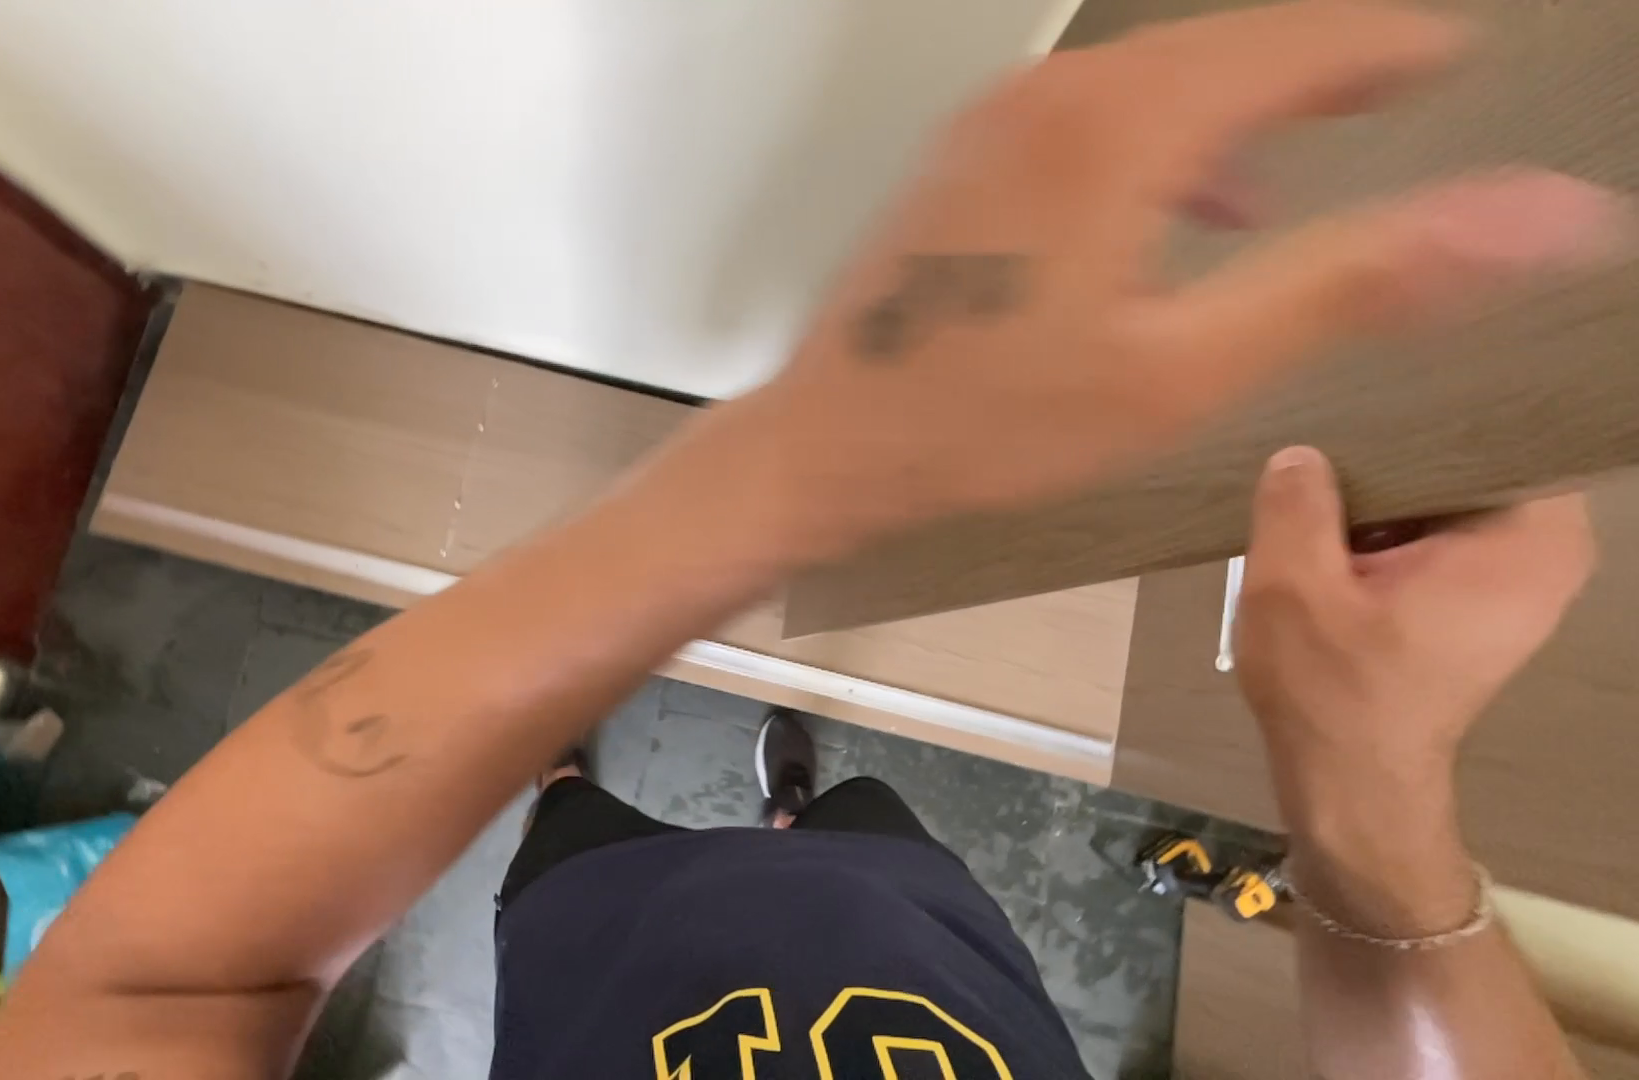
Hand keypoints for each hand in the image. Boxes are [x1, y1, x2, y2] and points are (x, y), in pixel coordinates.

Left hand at [733, 0, 1627, 556]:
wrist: (829, 446)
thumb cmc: (985, 427)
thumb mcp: (1175, 373)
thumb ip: (1347, 283)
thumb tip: (1547, 215)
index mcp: (1112, 131)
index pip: (1291, 43)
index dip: (1382, 48)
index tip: (1444, 56)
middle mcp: (1039, 105)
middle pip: (1207, 54)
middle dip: (1299, 76)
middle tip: (1380, 93)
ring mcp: (976, 136)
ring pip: (1128, 93)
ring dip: (1209, 122)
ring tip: (1269, 180)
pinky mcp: (941, 179)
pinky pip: (1060, 134)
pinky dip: (1124, 156)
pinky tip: (1140, 218)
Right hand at [1236, 446, 1595, 788]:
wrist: (1345, 771)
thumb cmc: (1330, 681)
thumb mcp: (1291, 585)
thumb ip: (1295, 509)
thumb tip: (1299, 455)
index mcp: (1524, 541)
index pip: (1491, 438)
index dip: (1418, 418)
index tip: (1349, 407)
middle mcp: (1540, 555)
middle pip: (1463, 470)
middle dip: (1385, 460)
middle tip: (1311, 443)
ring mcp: (1511, 583)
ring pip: (1439, 504)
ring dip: (1374, 499)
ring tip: (1306, 485)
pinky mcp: (1473, 605)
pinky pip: (1430, 539)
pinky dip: (1378, 532)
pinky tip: (1322, 535)